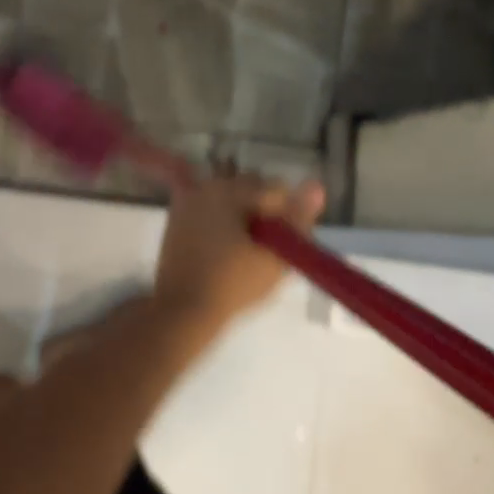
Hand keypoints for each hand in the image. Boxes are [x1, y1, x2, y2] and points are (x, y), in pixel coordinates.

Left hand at [153, 174, 325, 325]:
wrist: (182, 307)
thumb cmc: (232, 284)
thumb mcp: (275, 257)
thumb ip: (298, 220)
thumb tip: (316, 185)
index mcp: (229, 191)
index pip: (276, 190)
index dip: (286, 217)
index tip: (281, 244)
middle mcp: (206, 186)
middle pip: (251, 186)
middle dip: (263, 210)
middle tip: (265, 246)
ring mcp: (188, 200)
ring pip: (231, 196)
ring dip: (243, 214)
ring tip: (245, 249)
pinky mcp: (176, 217)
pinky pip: (211, 207)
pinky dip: (222, 220)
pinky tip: (224, 248)